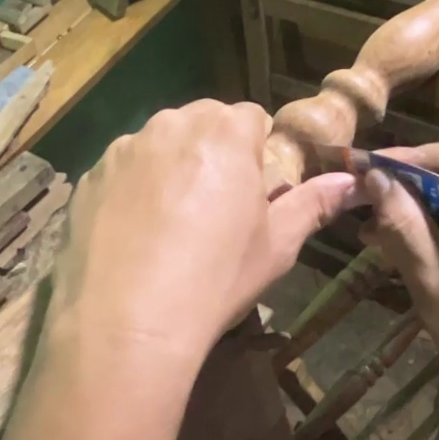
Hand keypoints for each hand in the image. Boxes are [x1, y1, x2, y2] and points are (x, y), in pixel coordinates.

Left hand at [53, 101, 358, 366]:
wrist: (127, 322)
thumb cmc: (216, 278)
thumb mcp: (276, 246)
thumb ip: (313, 204)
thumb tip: (349, 182)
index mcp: (225, 132)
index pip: (251, 117)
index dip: (257, 151)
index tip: (254, 191)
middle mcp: (171, 125)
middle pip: (202, 122)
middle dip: (214, 151)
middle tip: (216, 208)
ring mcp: (123, 149)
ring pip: (158, 144)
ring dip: (170, 167)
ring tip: (170, 226)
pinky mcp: (89, 177)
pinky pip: (122, 170)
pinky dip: (132, 189)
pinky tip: (133, 236)